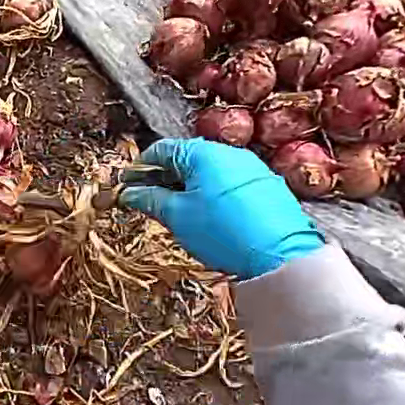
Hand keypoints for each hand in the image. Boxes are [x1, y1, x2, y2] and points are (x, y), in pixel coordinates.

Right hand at [118, 138, 325, 278]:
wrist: (279, 254)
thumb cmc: (220, 230)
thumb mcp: (176, 215)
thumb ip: (149, 199)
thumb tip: (128, 192)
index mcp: (204, 154)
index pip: (161, 150)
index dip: (139, 168)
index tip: (126, 185)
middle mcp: (229, 153)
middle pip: (184, 158)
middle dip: (160, 178)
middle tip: (144, 200)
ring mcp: (249, 169)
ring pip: (205, 171)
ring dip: (183, 187)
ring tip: (170, 210)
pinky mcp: (263, 186)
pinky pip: (224, 182)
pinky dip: (204, 193)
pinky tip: (199, 214)